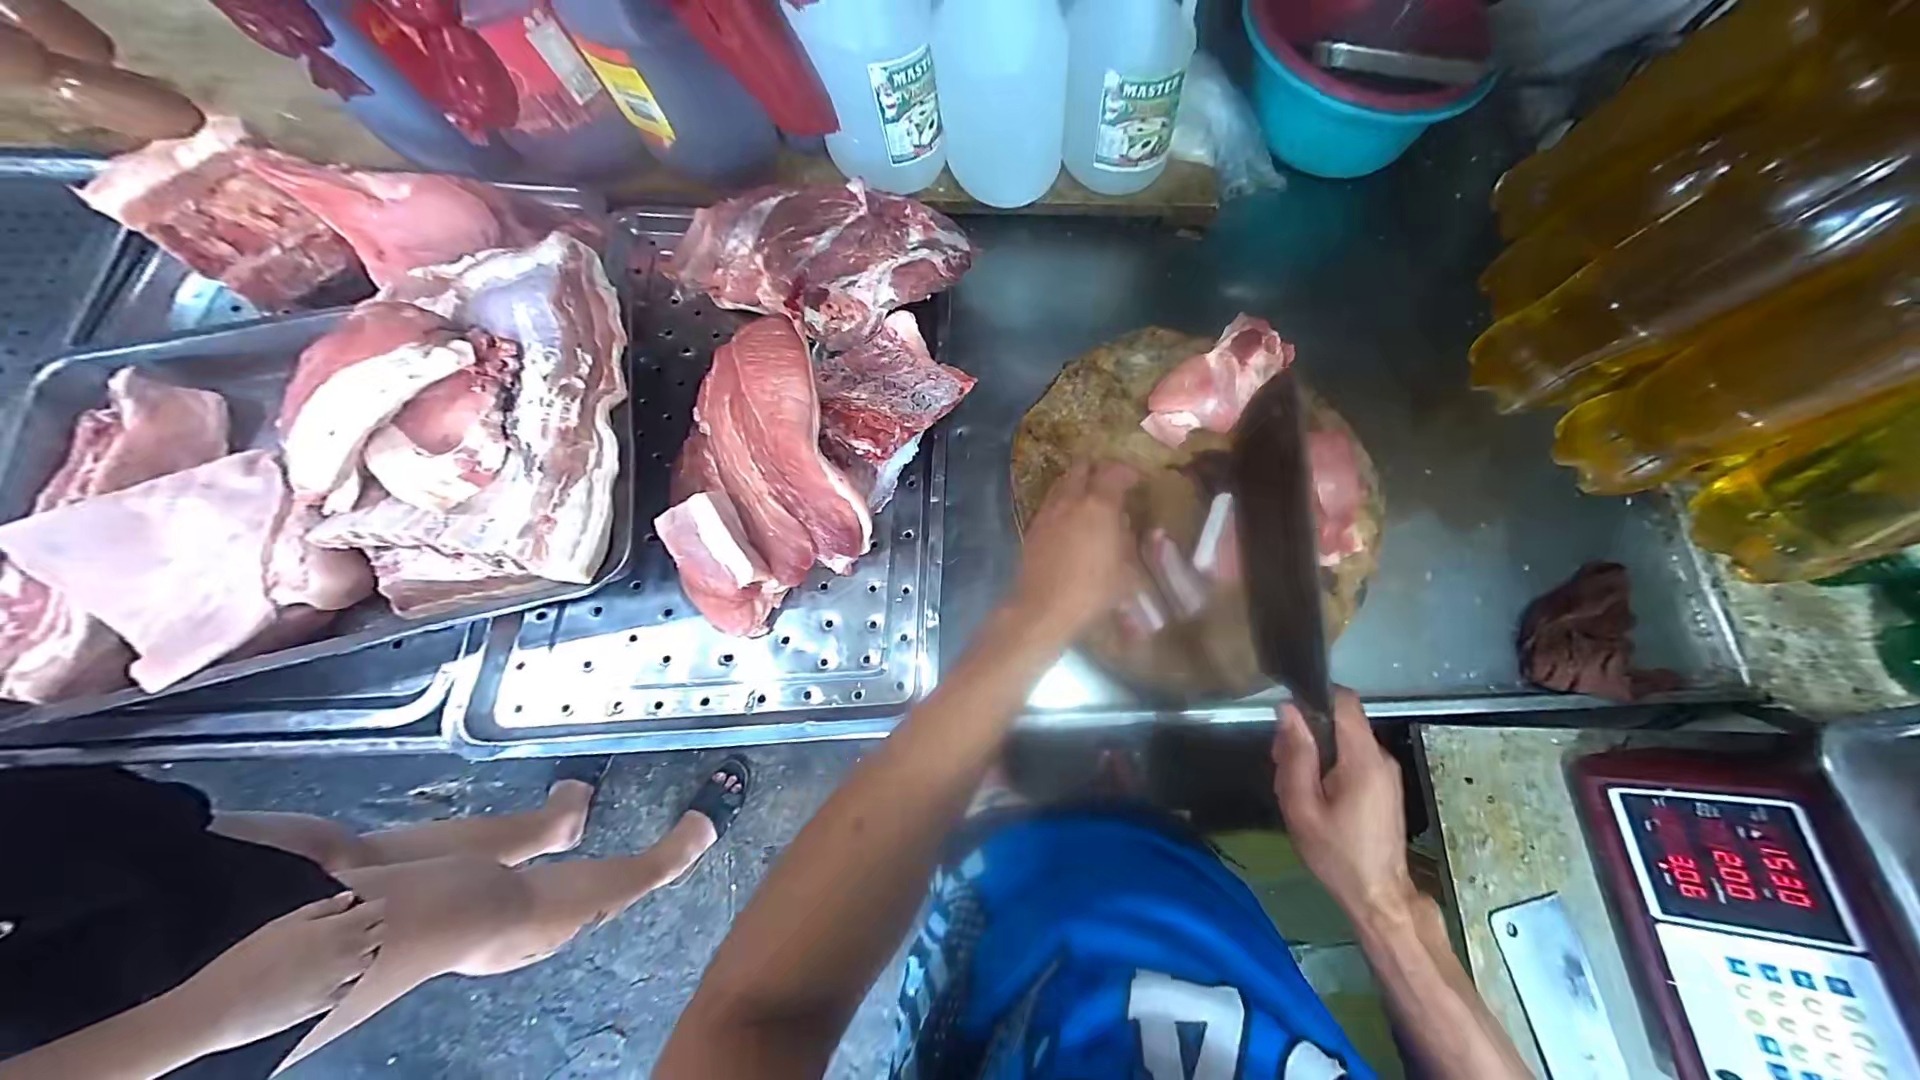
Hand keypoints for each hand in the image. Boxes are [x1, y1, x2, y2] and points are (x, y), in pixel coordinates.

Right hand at [171, 891, 384, 1051]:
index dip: (371, 906)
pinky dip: (347, 980)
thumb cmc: (244, 960)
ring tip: (339, 953)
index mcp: (342, 927)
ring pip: (369, 960)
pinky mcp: (326, 1004)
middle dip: (372, 927)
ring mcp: (340, 979)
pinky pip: (350, 987)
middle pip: (380, 932)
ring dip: (362, 953)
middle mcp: (350, 951)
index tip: (360, 907)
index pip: (379, 909)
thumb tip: (349, 898)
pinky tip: (329, 978)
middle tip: (351, 929)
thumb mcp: (284, 923)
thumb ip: (323, 908)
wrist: (213, 1010)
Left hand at [1013, 459, 1141, 639]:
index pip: (1113, 472)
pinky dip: (1062, 502)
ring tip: (1088, 498)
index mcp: (1098, 506)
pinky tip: (1069, 519)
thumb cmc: (1092, 591)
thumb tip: (1124, 525)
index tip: (1137, 480)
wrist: (1043, 608)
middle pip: (1081, 468)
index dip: (1127, 472)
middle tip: (1110, 481)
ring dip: (1076, 483)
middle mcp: (1070, 501)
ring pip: (1062, 483)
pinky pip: (1050, 503)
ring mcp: (1047, 512)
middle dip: (1097, 469)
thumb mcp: (1126, 571)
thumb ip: (1128, 542)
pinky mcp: (1032, 527)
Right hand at [1272, 688, 1418, 919]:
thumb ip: (1295, 754)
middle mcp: (1381, 758)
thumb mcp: (1302, 804)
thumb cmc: (1335, 852)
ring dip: (1315, 750)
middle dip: (1306, 731)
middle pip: (1339, 721)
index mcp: (1362, 759)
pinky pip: (1352, 757)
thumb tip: (1287, 710)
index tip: (1288, 716)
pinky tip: (1314, 793)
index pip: (1344, 701)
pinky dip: (1329, 764)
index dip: (1314, 697)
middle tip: (1282, 762)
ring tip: (1295, 784)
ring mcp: (1387, 772)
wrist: (1378, 896)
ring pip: (1343, 739)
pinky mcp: (1385, 785)